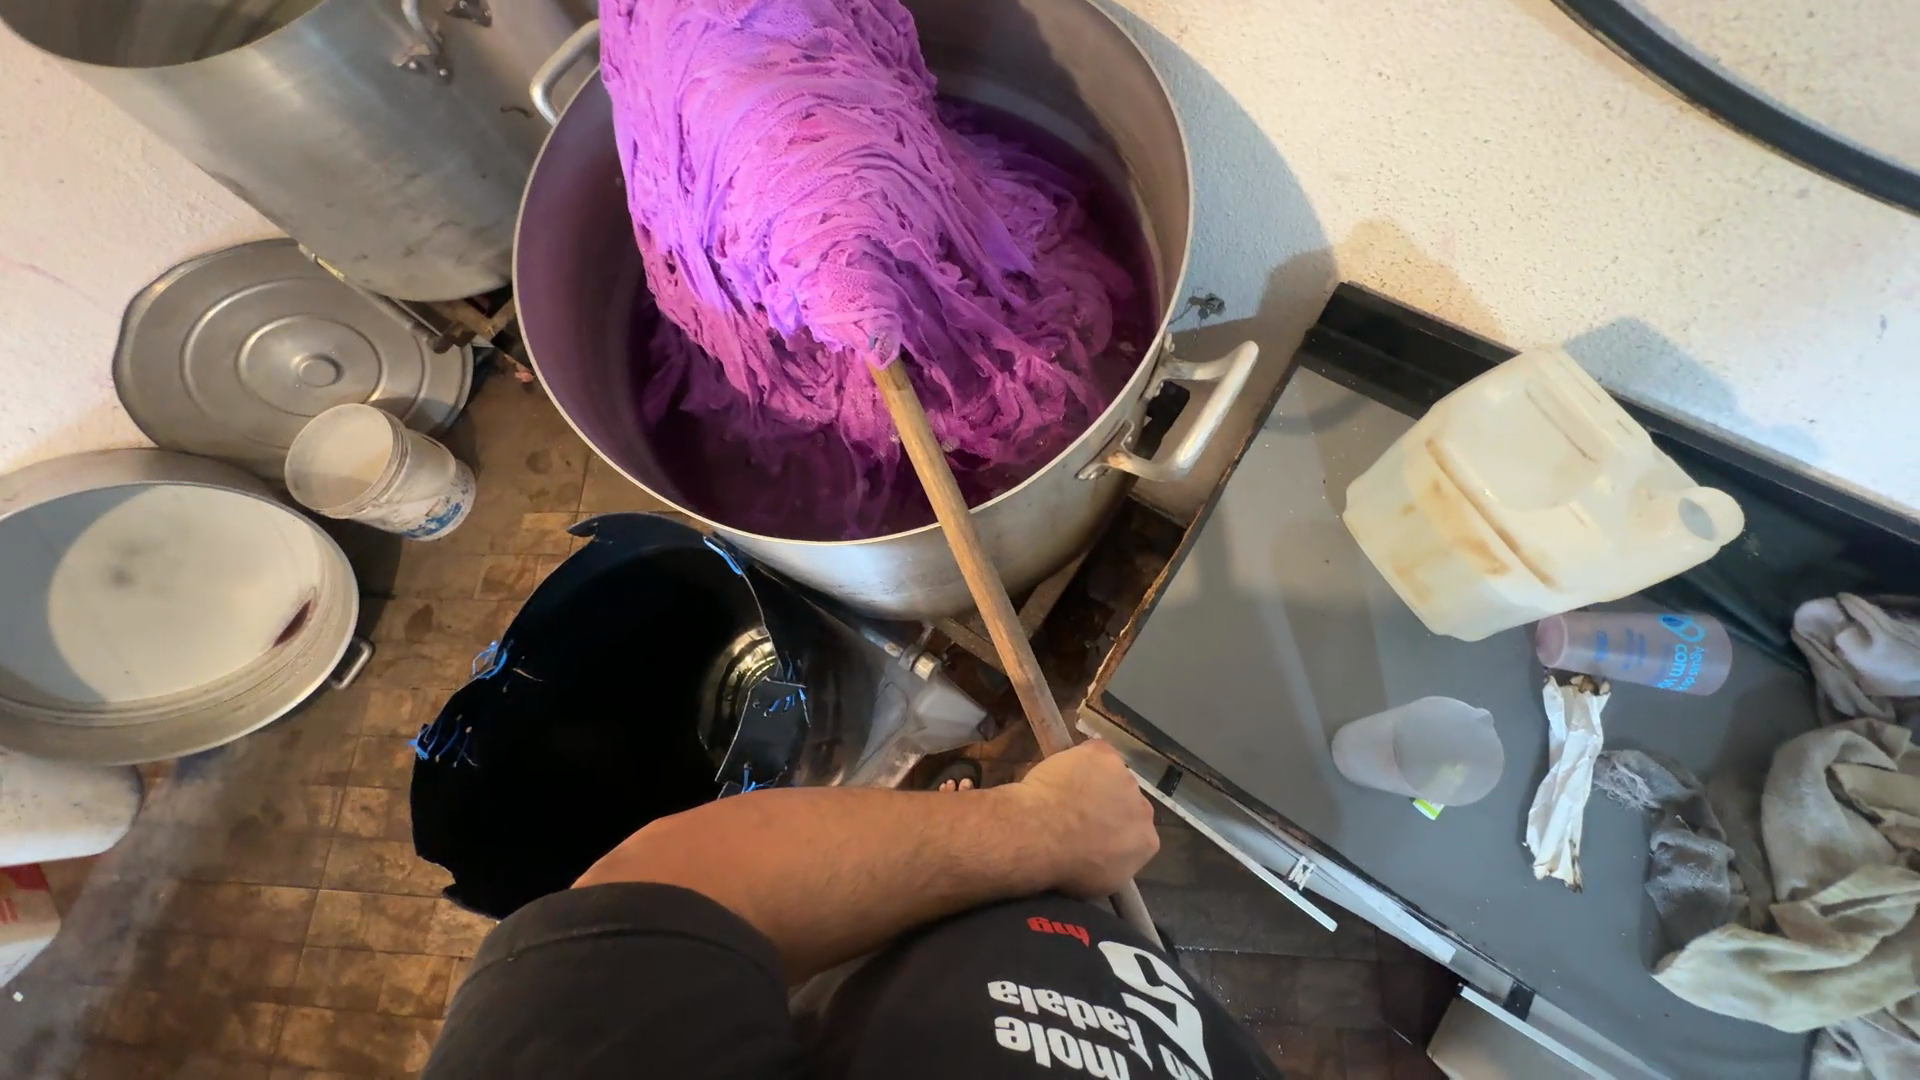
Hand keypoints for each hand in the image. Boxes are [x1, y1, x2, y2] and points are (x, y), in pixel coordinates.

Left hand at [1005, 739, 1159, 898]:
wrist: (1041, 833)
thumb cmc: (1066, 867)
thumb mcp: (1100, 882)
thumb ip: (1116, 862)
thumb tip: (1109, 853)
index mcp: (1147, 842)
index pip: (1137, 833)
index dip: (1115, 830)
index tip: (1095, 832)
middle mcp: (1143, 807)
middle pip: (1127, 801)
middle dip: (1108, 804)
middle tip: (1079, 811)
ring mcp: (1123, 776)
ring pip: (1110, 775)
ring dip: (1094, 780)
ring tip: (1065, 790)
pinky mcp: (1103, 753)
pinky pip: (1095, 752)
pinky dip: (1081, 757)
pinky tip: (1064, 769)